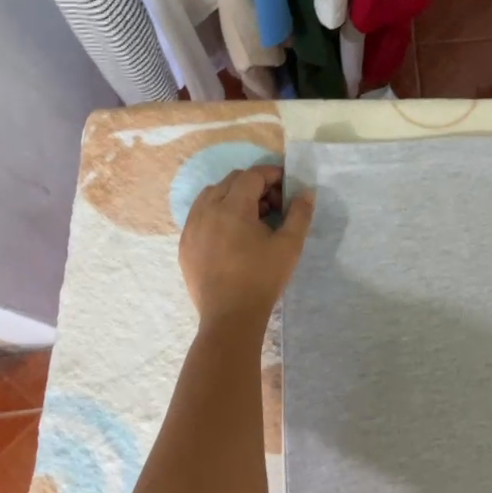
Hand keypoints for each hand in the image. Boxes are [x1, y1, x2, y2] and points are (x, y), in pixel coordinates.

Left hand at [177, 165, 314, 325]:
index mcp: (232, 207)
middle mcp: (206, 211)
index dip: (272, 175)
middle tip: (274, 205)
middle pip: (231, 181)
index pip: (252, 176)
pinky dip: (217, 213)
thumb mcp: (289, 245)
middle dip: (255, 185)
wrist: (230, 317)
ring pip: (211, 195)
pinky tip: (233, 235)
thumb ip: (299, 214)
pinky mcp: (185, 245)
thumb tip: (306, 193)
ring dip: (234, 196)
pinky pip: (199, 215)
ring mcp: (191, 228)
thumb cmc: (262, 279)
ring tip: (253, 219)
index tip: (287, 186)